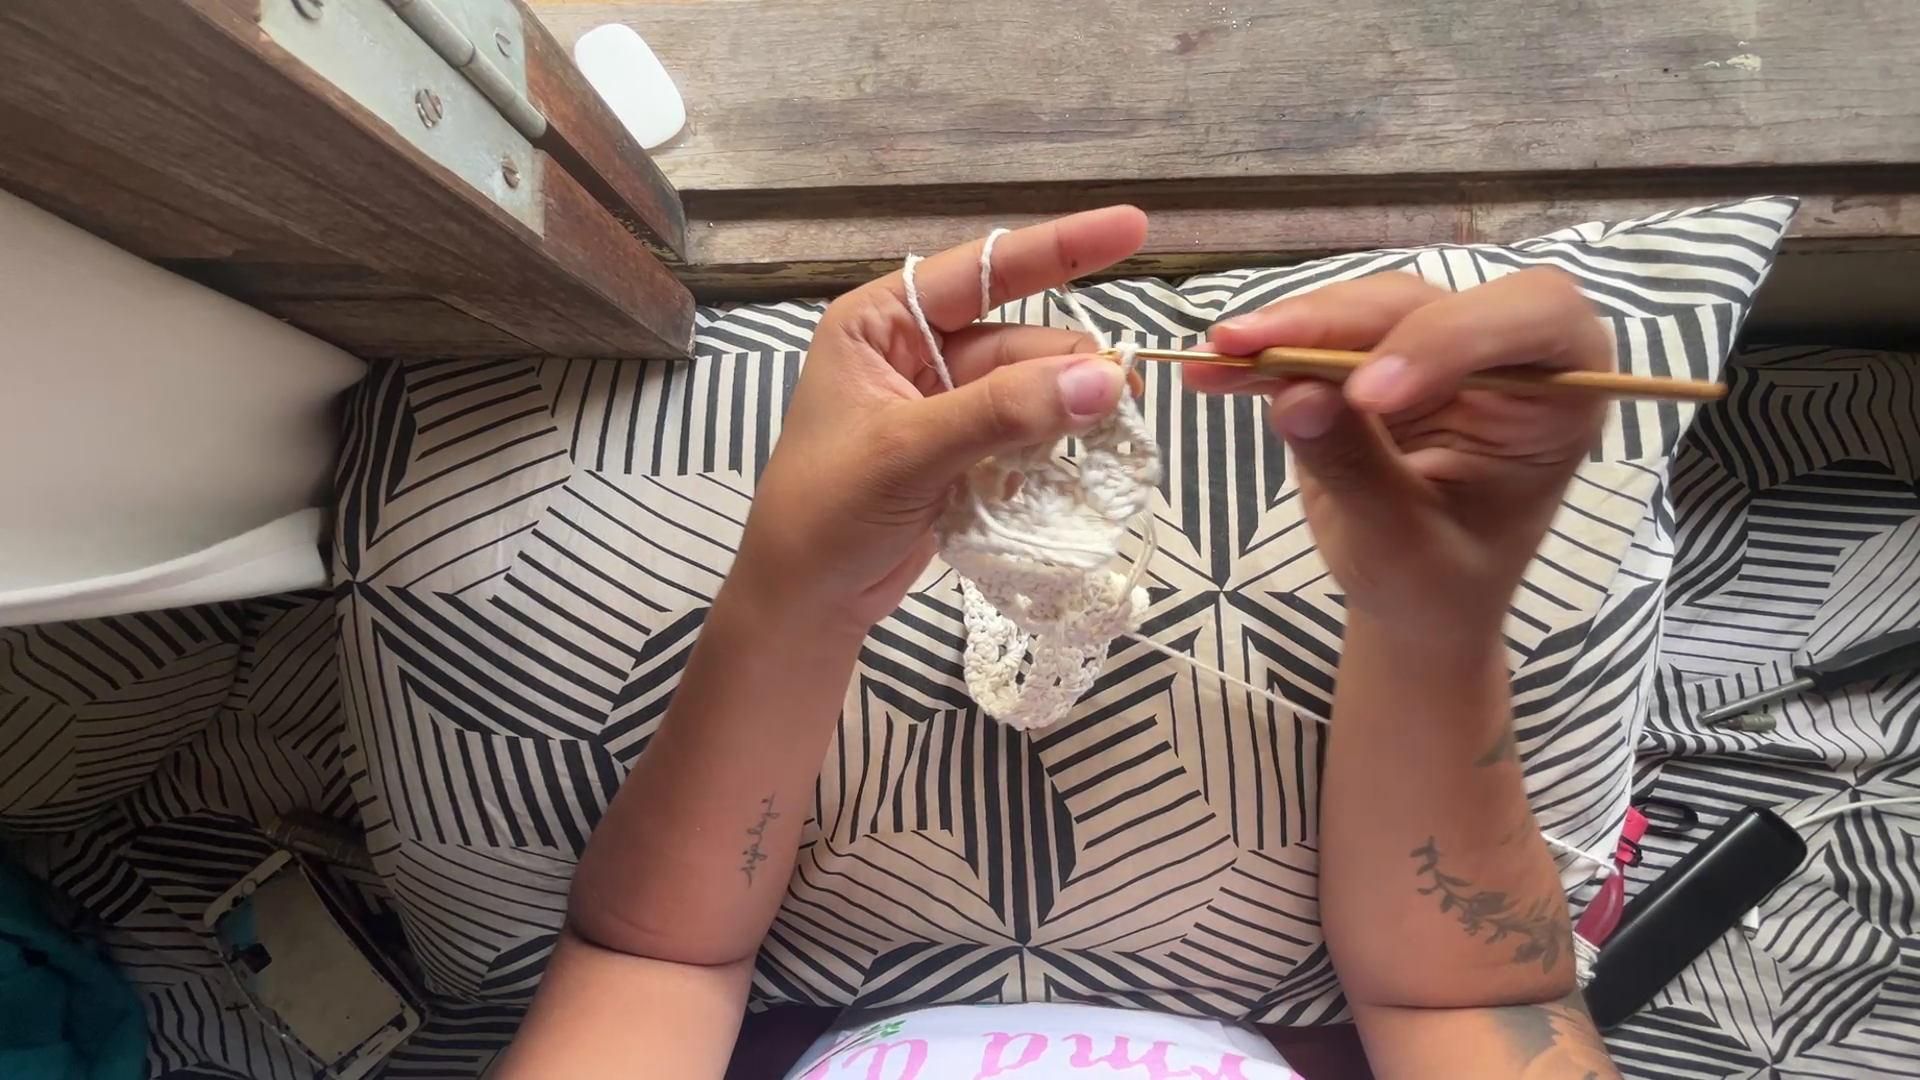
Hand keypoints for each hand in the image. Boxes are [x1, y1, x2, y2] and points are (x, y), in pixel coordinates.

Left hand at [734, 206, 1150, 630]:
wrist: (809, 598)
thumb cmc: (826, 511)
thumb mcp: (907, 451)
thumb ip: (1001, 412)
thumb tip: (1102, 380)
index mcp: (882, 325)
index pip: (979, 272)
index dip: (1059, 248)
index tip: (1132, 228)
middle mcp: (914, 356)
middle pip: (1016, 341)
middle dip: (1071, 365)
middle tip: (1126, 397)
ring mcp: (940, 410)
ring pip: (1026, 393)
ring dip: (1067, 412)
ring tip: (1116, 433)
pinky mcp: (959, 457)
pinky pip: (1020, 438)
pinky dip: (1049, 450)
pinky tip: (1076, 464)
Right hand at [1186, 269, 1609, 642]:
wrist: (1412, 603)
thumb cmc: (1435, 585)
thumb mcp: (1402, 543)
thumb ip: (1355, 468)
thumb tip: (1292, 396)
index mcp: (1553, 397)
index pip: (1528, 319)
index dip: (1446, 339)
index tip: (1367, 397)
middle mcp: (1494, 360)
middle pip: (1415, 305)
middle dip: (1326, 325)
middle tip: (1243, 346)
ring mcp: (1423, 361)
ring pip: (1355, 315)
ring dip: (1280, 334)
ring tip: (1213, 358)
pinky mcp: (1363, 372)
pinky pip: (1311, 350)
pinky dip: (1260, 361)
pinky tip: (1211, 372)